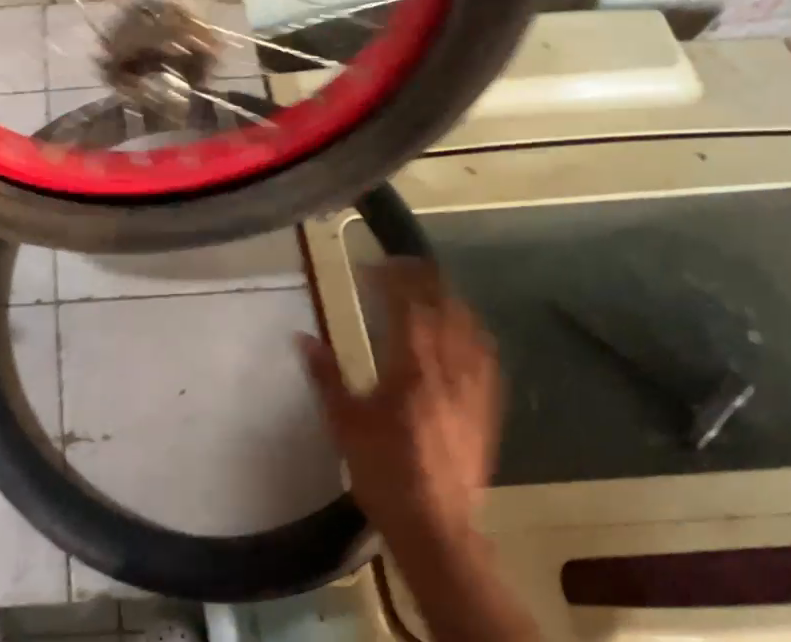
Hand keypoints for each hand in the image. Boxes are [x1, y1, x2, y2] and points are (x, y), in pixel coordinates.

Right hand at [299, 259, 500, 541]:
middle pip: (443, 309)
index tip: (373, 265)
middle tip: (400, 266)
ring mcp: (474, 389)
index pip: (407, 306)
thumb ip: (326, 376)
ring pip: (469, 329)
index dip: (392, 278)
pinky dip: (473, 334)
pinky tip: (466, 334)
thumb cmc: (383, 472)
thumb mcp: (343, 423)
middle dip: (423, 280)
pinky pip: (487, 359)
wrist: (435, 525)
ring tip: (431, 289)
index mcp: (412, 368)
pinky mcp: (487, 409)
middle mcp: (450, 370)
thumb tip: (303, 338)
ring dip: (449, 302)